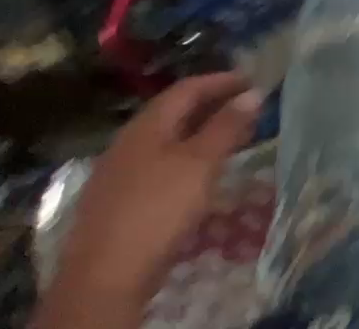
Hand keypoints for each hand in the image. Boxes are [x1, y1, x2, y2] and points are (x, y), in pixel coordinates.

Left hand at [41, 74, 260, 313]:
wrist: (104, 278)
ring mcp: (119, 173)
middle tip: (250, 108)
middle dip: (214, 106)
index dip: (222, 80)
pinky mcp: (119, 201)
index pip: (187, 88)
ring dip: (202, 133)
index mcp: (146, 126)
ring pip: (168, 140)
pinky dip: (188, 157)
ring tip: (234, 138)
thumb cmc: (158, 209)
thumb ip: (227, 126)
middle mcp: (128, 143)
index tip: (254, 80)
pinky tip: (202, 173)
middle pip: (175, 112)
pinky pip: (160, 164)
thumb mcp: (201, 163)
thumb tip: (252, 93)